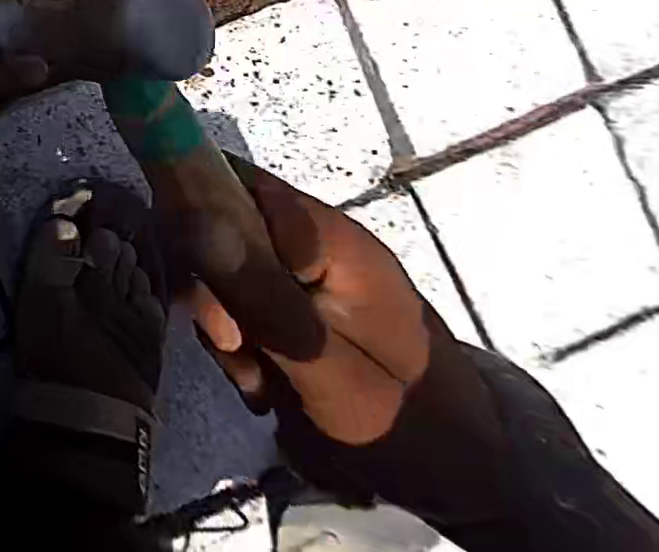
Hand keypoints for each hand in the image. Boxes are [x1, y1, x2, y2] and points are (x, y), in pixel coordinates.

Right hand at [189, 157, 510, 520]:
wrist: (464, 474)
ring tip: (256, 373)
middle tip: (236, 348)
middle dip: (212, 291)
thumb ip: (262, 295)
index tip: (204, 290)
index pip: (237, 184)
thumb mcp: (329, 369)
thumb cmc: (406, 421)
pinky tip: (259, 373)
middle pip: (218, 226)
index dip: (200, 219)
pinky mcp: (288, 295)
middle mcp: (310, 240)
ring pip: (217, 268)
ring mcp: (299, 268)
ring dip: (221, 321)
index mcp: (331, 239)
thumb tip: (194, 218)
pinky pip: (232, 295)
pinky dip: (232, 334)